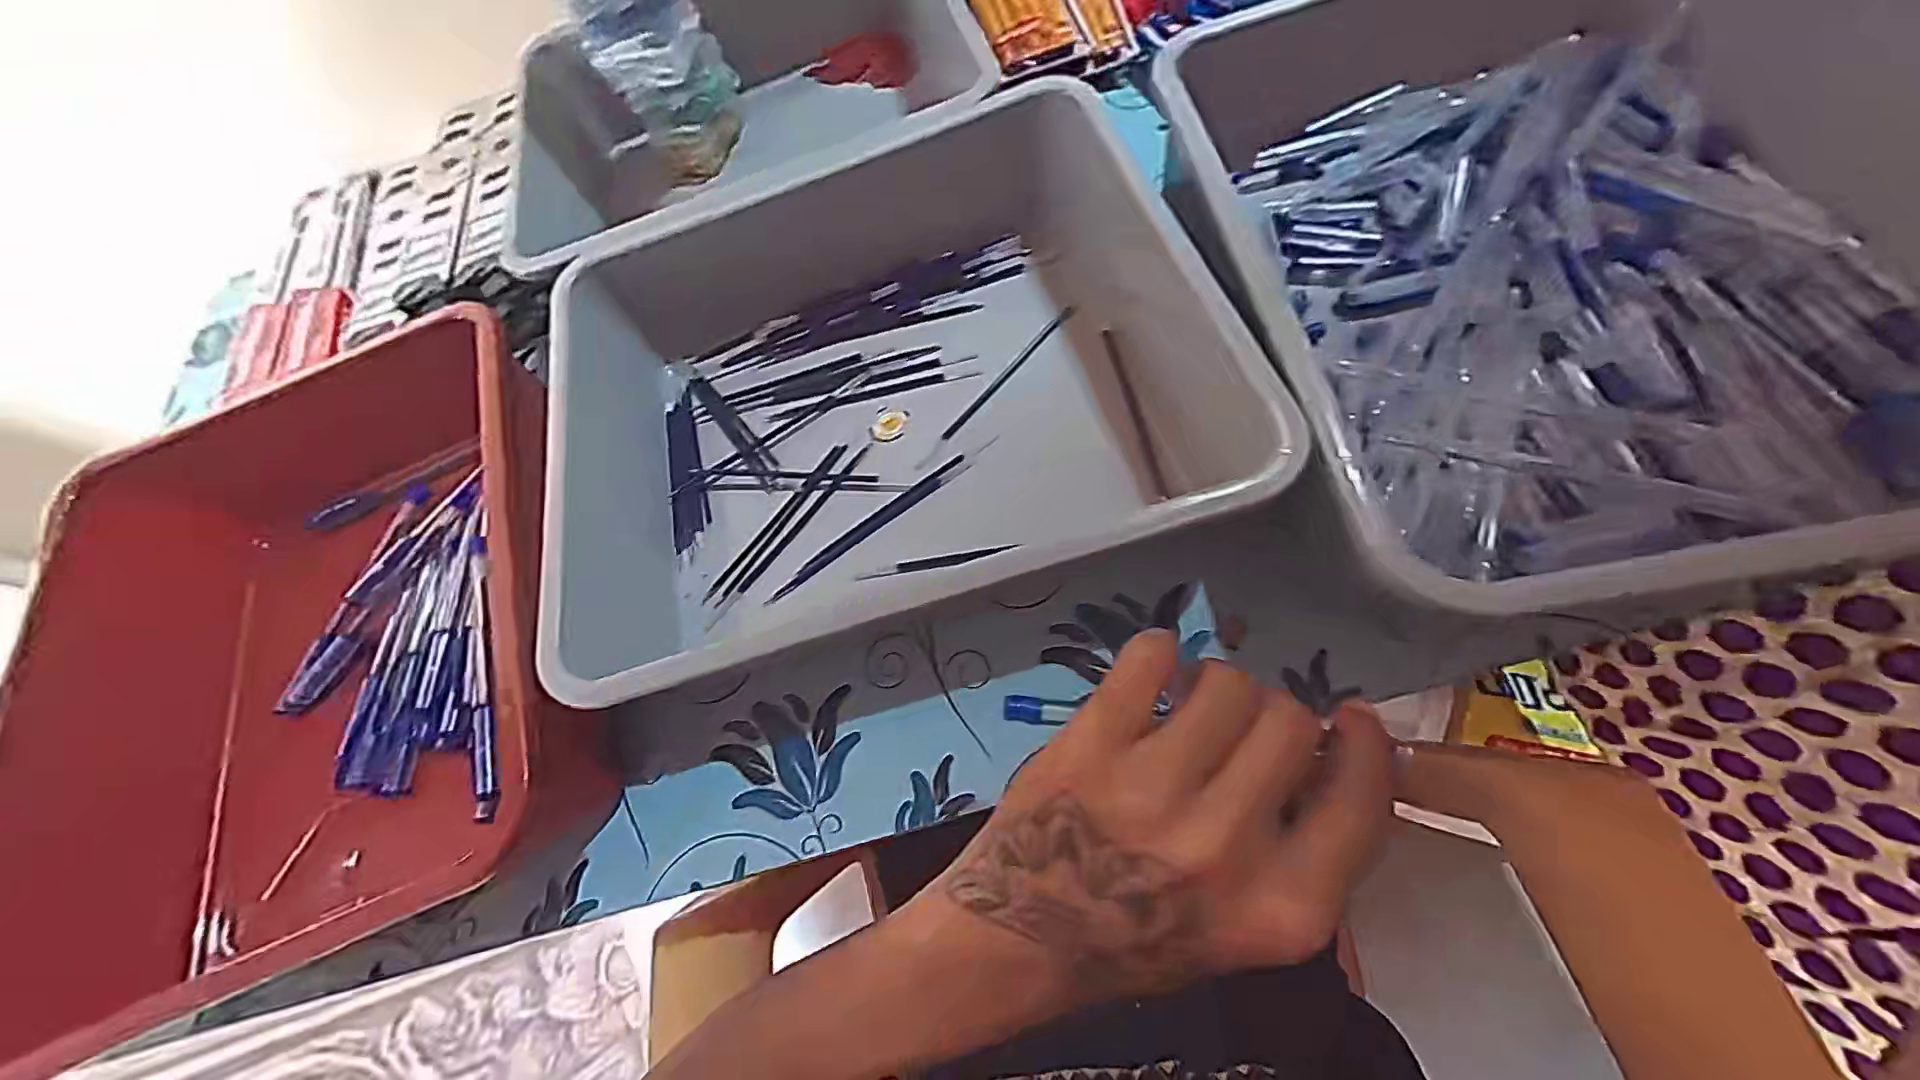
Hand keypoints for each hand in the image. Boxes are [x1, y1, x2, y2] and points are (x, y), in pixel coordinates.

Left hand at [900, 628, 1392, 1006]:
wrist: (1022, 935)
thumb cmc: (1134, 936)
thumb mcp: (1241, 925)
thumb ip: (1296, 854)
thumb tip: (1324, 756)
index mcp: (1282, 906)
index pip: (1361, 800)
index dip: (1361, 746)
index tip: (1349, 716)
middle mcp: (1225, 844)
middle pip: (1289, 720)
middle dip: (1270, 713)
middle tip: (1234, 724)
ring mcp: (1153, 788)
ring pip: (1226, 682)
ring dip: (1212, 683)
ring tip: (1185, 703)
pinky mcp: (1092, 746)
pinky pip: (1149, 658)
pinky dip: (1156, 651)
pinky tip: (1152, 670)